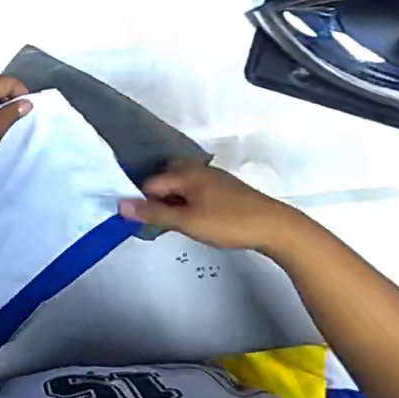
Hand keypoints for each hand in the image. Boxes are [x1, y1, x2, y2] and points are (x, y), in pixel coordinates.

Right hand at [118, 163, 314, 254]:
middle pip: (166, 177)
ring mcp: (215, 178)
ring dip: (174, 199)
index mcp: (185, 173)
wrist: (276, 227)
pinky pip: (197, 189)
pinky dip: (189, 200)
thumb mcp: (186, 221)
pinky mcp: (227, 189)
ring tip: (175, 221)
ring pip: (183, 183)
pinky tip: (196, 217)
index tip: (143, 220)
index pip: (150, 183)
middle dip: (157, 196)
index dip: (143, 201)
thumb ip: (153, 214)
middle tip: (157, 219)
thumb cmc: (229, 222)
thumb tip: (121, 205)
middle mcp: (198, 170)